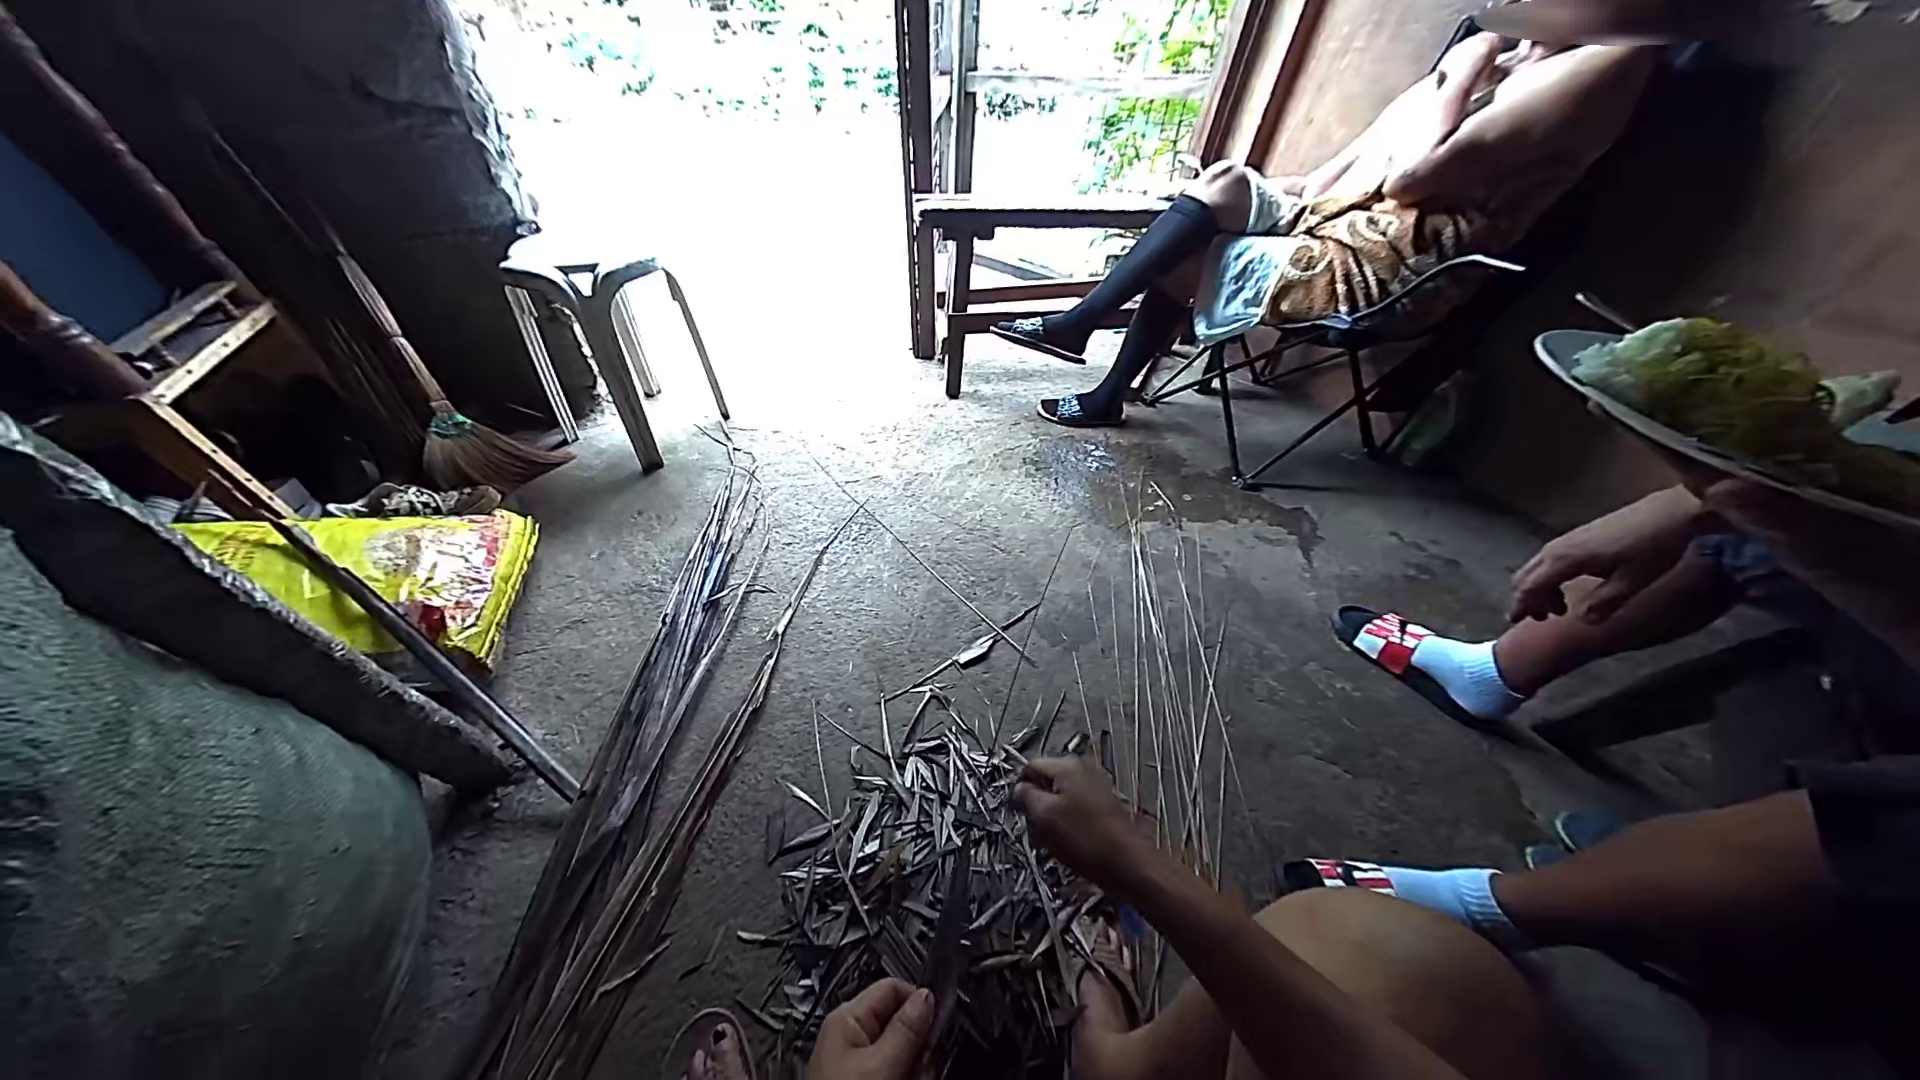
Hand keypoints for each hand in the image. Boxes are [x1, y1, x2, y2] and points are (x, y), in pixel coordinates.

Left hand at [806, 978, 932, 1079]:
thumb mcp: (881, 1064)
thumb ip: (905, 1028)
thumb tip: (926, 994)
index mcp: (844, 1019)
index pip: (892, 986)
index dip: (917, 1001)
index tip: (936, 1023)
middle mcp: (846, 1037)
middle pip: (897, 1018)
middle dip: (916, 1037)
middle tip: (924, 1061)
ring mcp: (852, 1064)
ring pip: (897, 1047)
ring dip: (913, 1060)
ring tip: (915, 1075)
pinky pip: (890, 1068)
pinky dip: (904, 1073)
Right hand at [1013, 757, 1153, 894]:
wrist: (1128, 863)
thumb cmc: (1084, 839)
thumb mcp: (1044, 816)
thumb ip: (1026, 796)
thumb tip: (1019, 788)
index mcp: (1068, 765)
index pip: (1031, 766)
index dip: (1021, 787)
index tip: (1019, 810)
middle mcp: (1085, 768)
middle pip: (1049, 778)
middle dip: (1039, 800)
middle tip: (1038, 825)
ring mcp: (1099, 784)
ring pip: (1063, 793)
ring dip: (1054, 811)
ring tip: (1056, 835)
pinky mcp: (1107, 803)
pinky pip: (1079, 803)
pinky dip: (1071, 817)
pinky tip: (1073, 838)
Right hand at [1508, 486, 1709, 623]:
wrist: (1671, 512)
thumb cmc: (1653, 547)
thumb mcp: (1633, 580)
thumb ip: (1605, 602)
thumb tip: (1585, 621)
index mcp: (1564, 561)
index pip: (1530, 588)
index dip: (1522, 606)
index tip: (1515, 621)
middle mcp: (1554, 550)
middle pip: (1524, 577)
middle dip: (1525, 599)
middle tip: (1539, 618)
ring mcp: (1561, 542)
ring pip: (1533, 569)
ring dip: (1538, 590)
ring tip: (1559, 607)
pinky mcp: (1572, 538)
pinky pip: (1545, 562)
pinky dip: (1546, 578)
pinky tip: (1568, 586)